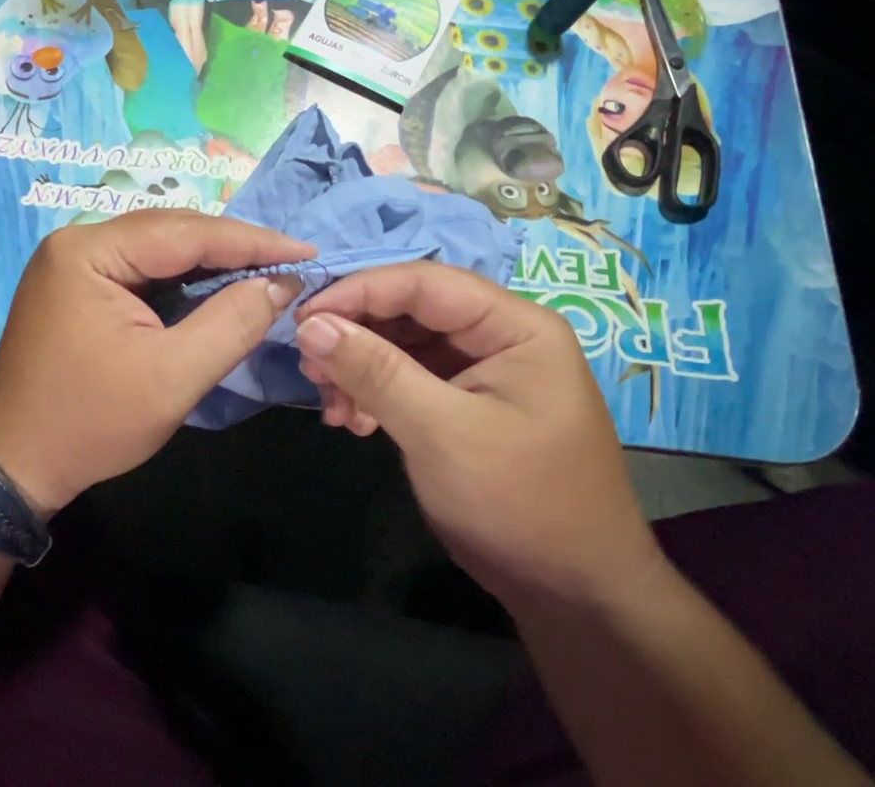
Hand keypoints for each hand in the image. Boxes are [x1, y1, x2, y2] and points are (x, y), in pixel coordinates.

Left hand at [0, 210, 312, 517]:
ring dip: (207, 263)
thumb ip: (232, 323)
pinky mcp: (72, 287)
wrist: (14, 463)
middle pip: (168, 232)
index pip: (185, 231)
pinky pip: (137, 271)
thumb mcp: (173, 377)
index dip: (252, 241)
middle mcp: (75, 242)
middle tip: (291, 264)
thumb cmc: (91, 422)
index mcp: (88, 252)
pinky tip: (214, 289)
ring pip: (155, 250)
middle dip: (231, 248)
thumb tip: (282, 283)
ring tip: (264, 273)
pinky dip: (179, 281)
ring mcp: (69, 264)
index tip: (307, 252)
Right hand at [292, 262, 667, 612]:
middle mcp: (500, 338)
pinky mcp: (465, 405)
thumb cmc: (519, 502)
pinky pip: (407, 380)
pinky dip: (374, 395)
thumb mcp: (441, 432)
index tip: (301, 321)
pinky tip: (355, 424)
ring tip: (334, 410)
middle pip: (408, 311)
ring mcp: (482, 372)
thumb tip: (309, 324)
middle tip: (310, 372)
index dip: (357, 293)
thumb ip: (375, 371)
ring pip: (402, 346)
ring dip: (359, 370)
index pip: (423, 282)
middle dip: (355, 337)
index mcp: (515, 327)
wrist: (573, 590)